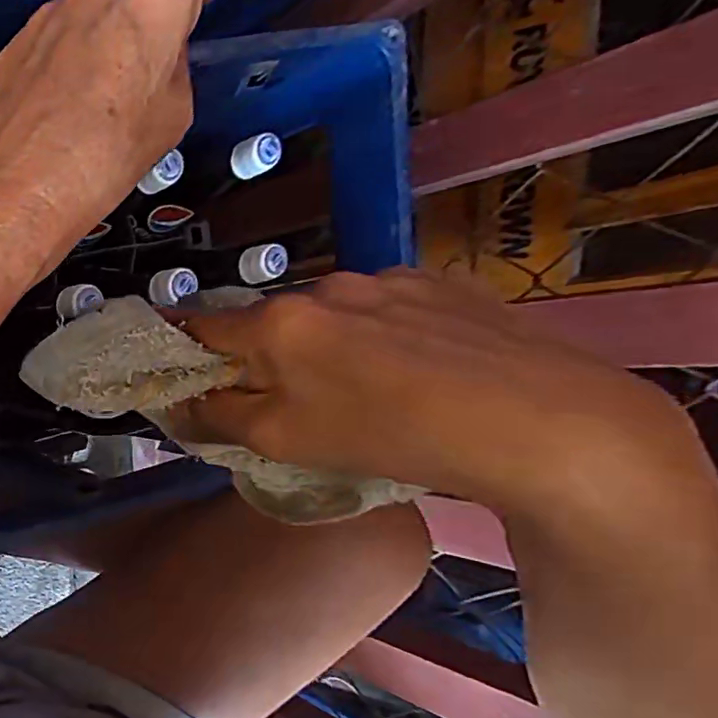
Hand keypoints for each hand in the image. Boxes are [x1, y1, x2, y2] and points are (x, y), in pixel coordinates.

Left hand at [0, 0, 224, 284]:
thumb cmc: (107, 156)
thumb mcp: (175, 111)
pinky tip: (61, 94)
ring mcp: (49, 14)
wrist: (20, 191)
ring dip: (103, 23)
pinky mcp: (13, 46)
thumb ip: (174, 63)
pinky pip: (53, 34)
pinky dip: (64, 50)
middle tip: (152, 42)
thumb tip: (157, 58)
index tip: (200, 7)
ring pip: (90, 0)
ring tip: (102, 74)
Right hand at [169, 269, 717, 521]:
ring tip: (357, 387)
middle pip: (264, 321)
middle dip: (258, 354)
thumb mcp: (280, 439)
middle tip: (281, 398)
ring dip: (317, 343)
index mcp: (275, 322)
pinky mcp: (441, 282)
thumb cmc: (387, 435)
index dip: (178, 346)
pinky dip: (373, 333)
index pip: (198, 326)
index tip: (171, 365)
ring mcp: (386, 279)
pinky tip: (409, 368)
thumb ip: (214, 415)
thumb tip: (178, 401)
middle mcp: (322, 286)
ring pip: (323, 313)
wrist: (546, 424)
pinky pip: (379, 306)